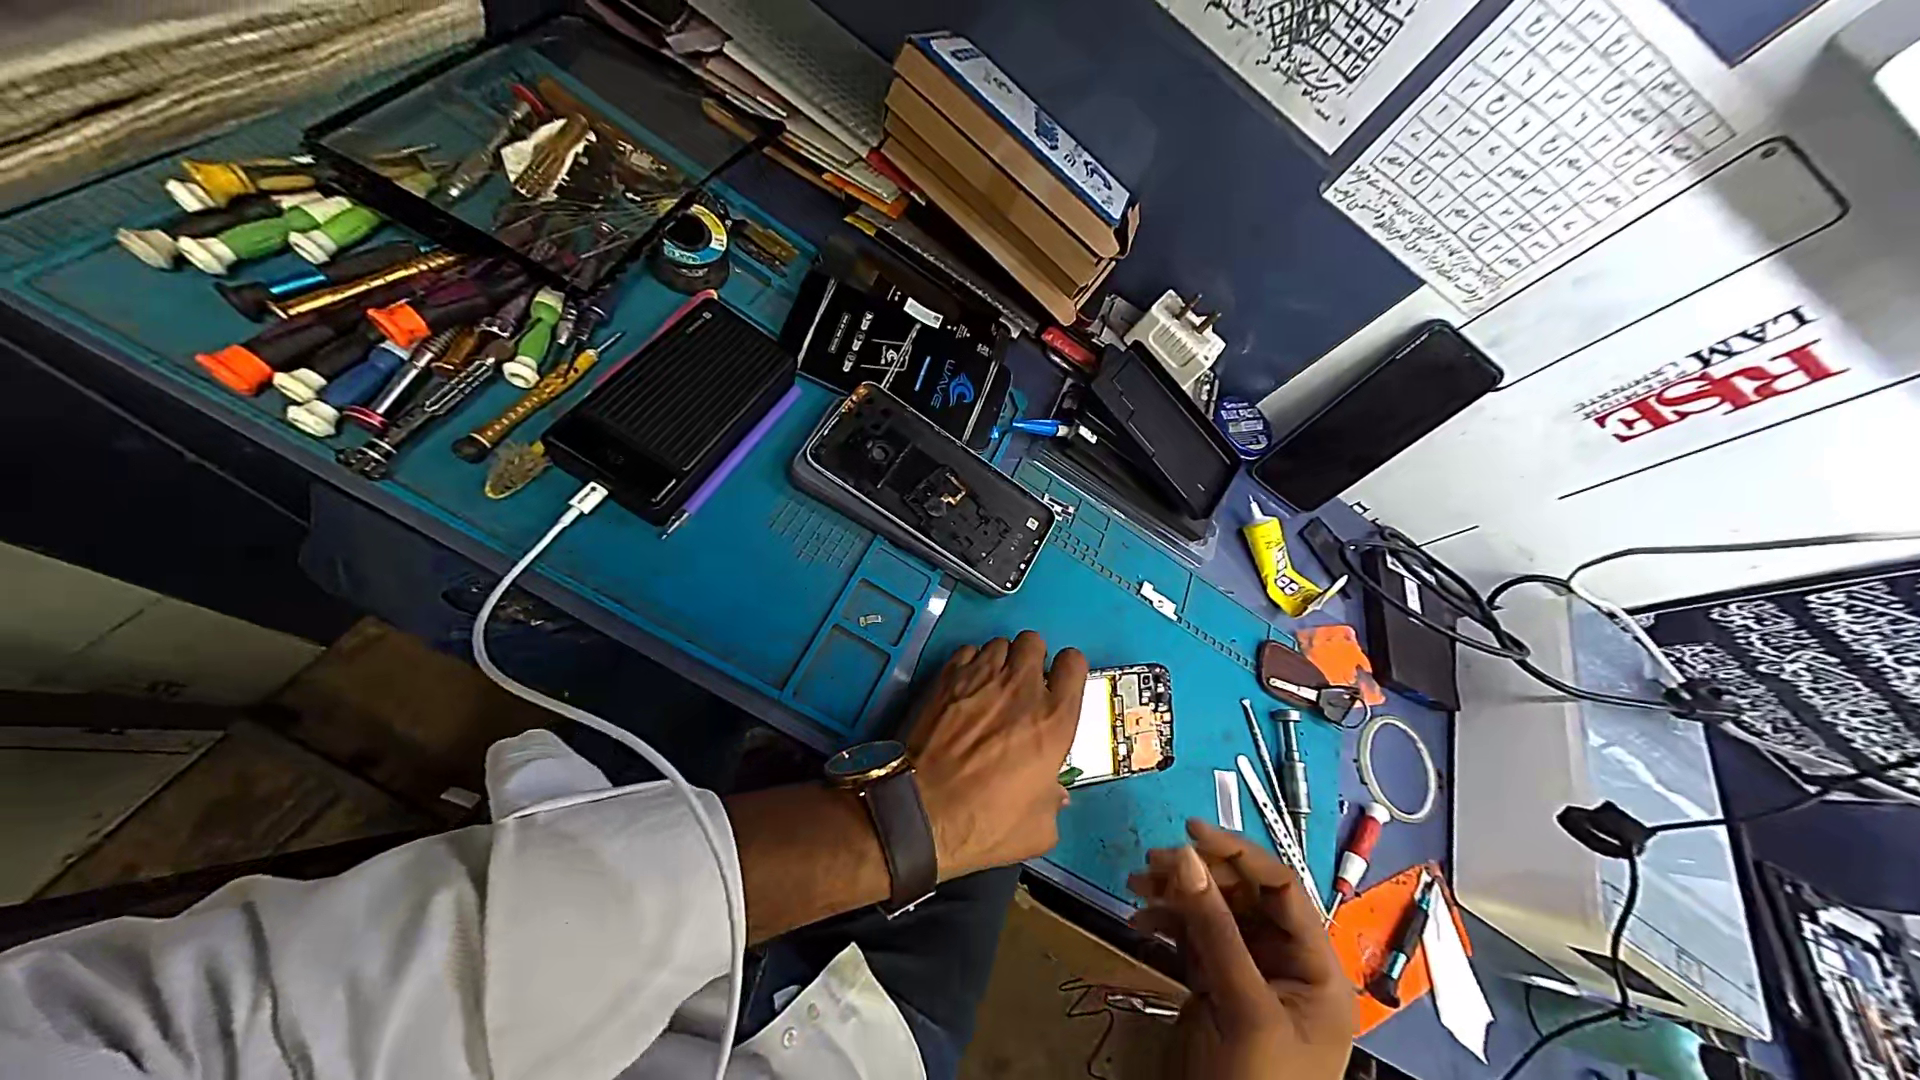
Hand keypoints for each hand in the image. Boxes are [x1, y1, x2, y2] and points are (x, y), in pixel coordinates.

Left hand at [904, 632, 1087, 879]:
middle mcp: (1021, 688)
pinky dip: (970, 664)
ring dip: (1000, 660)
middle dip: (1032, 658)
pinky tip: (965, 687)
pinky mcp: (947, 677)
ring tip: (991, 684)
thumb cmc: (984, 823)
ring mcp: (981, 677)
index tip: (1059, 684)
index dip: (1068, 670)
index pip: (1074, 663)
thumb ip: (1052, 801)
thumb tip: (1053, 793)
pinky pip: (967, 651)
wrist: (921, 812)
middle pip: (1034, 641)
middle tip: (1023, 683)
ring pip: (999, 643)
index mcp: (1053, 720)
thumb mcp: (1038, 829)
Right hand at [1128, 819, 1354, 1079]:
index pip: (1283, 889)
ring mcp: (1247, 972)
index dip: (1239, 853)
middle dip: (1196, 874)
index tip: (1191, 829)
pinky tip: (1140, 919)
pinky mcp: (1214, 982)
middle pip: (1241, 895)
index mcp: (1316, 969)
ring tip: (1138, 884)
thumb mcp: (1242, 1007)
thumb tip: (1185, 853)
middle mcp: (1284, 962)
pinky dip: (1166, 921)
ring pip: (1211, 910)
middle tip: (1153, 862)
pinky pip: (1191, 934)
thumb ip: (1215, 927)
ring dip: (1174, 892)